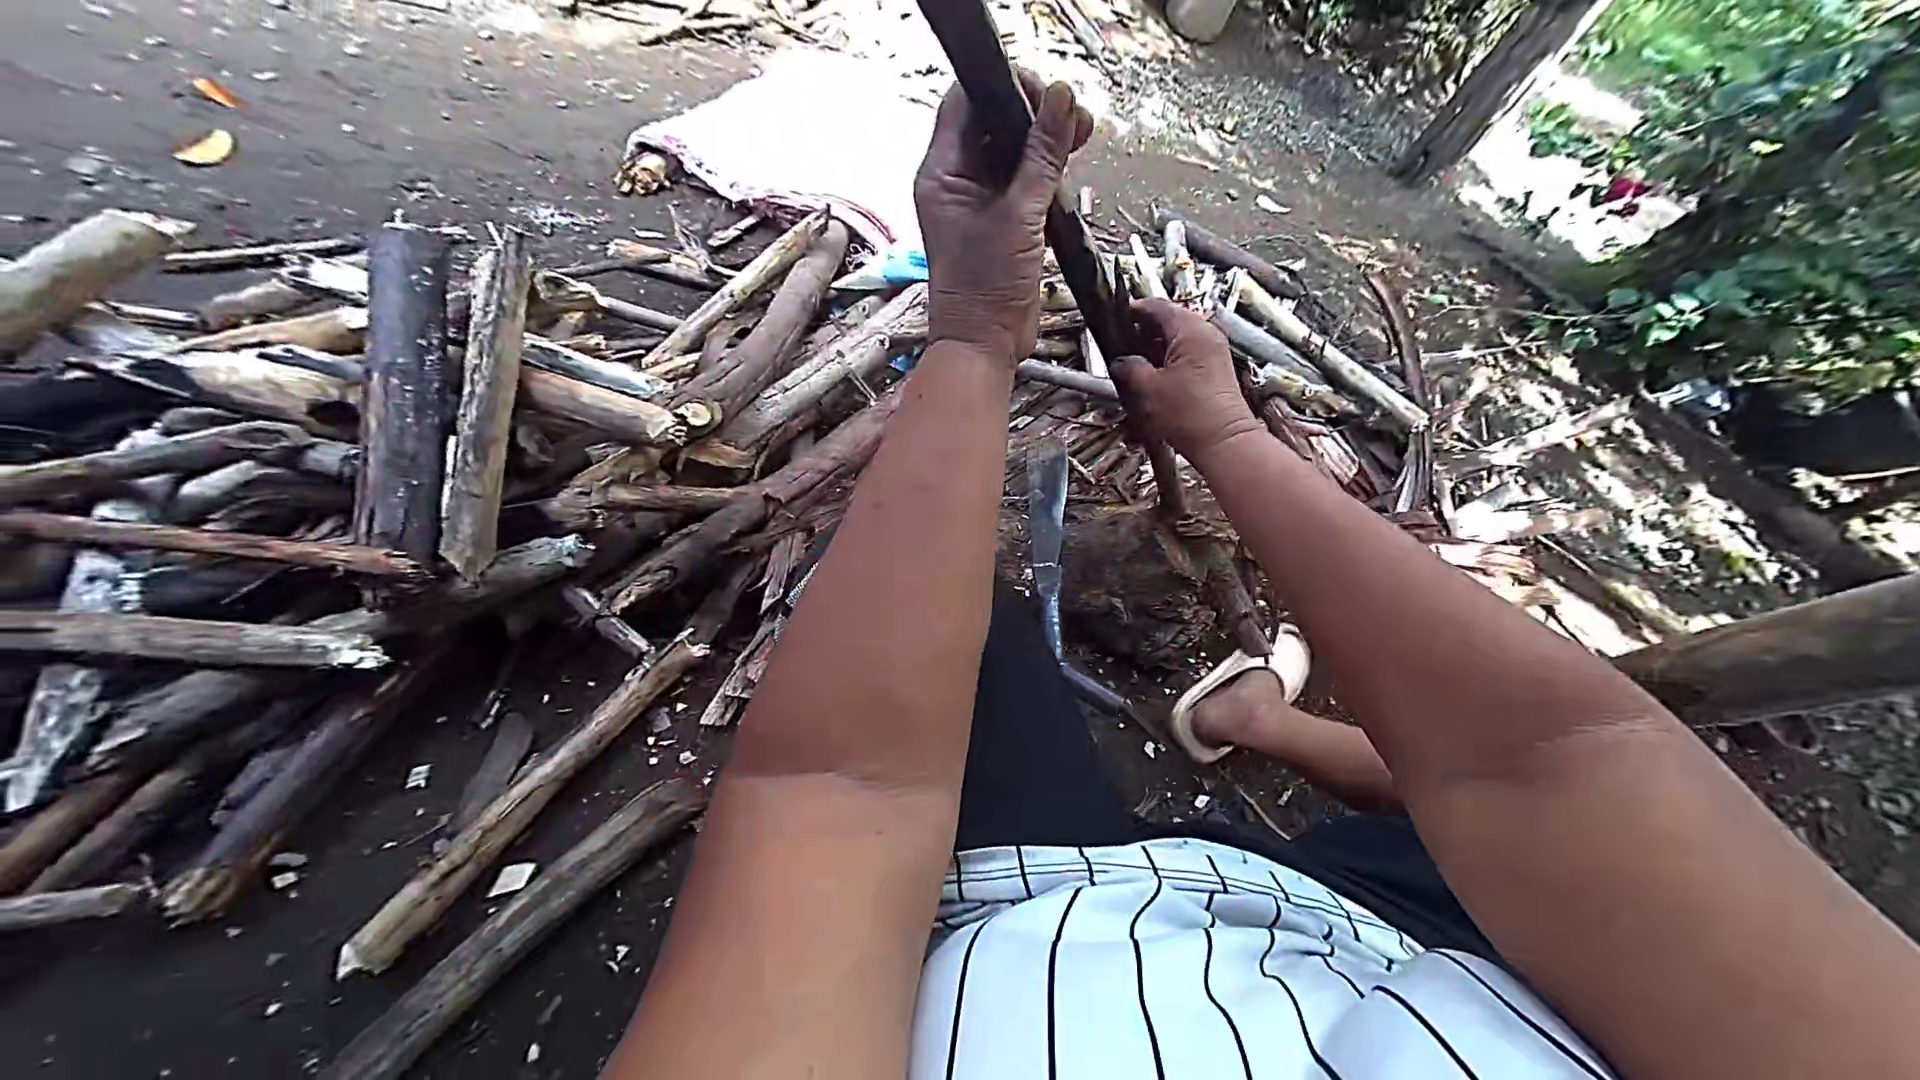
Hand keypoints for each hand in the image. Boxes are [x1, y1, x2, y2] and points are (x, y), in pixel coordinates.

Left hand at [914, 71, 1092, 364]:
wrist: (985, 345)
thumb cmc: (984, 291)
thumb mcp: (1018, 217)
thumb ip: (1042, 157)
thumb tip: (1062, 101)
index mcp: (943, 173)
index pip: (966, 101)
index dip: (1004, 88)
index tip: (1044, 93)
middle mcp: (957, 183)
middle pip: (994, 123)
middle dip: (1034, 113)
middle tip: (1071, 116)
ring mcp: (980, 202)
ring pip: (1013, 152)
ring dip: (1045, 142)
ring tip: (1080, 134)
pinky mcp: (1001, 222)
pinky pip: (1023, 182)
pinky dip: (1046, 172)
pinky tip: (1069, 163)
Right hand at [1113, 299, 1263, 460]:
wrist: (1223, 441)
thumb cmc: (1189, 414)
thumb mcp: (1148, 389)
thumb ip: (1130, 368)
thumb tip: (1120, 361)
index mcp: (1190, 330)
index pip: (1158, 307)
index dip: (1134, 310)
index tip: (1116, 317)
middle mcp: (1205, 335)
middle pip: (1168, 322)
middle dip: (1142, 334)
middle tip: (1120, 348)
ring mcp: (1212, 352)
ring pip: (1176, 341)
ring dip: (1153, 350)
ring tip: (1133, 367)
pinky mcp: (1213, 370)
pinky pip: (1186, 356)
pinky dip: (1167, 362)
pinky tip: (1152, 379)